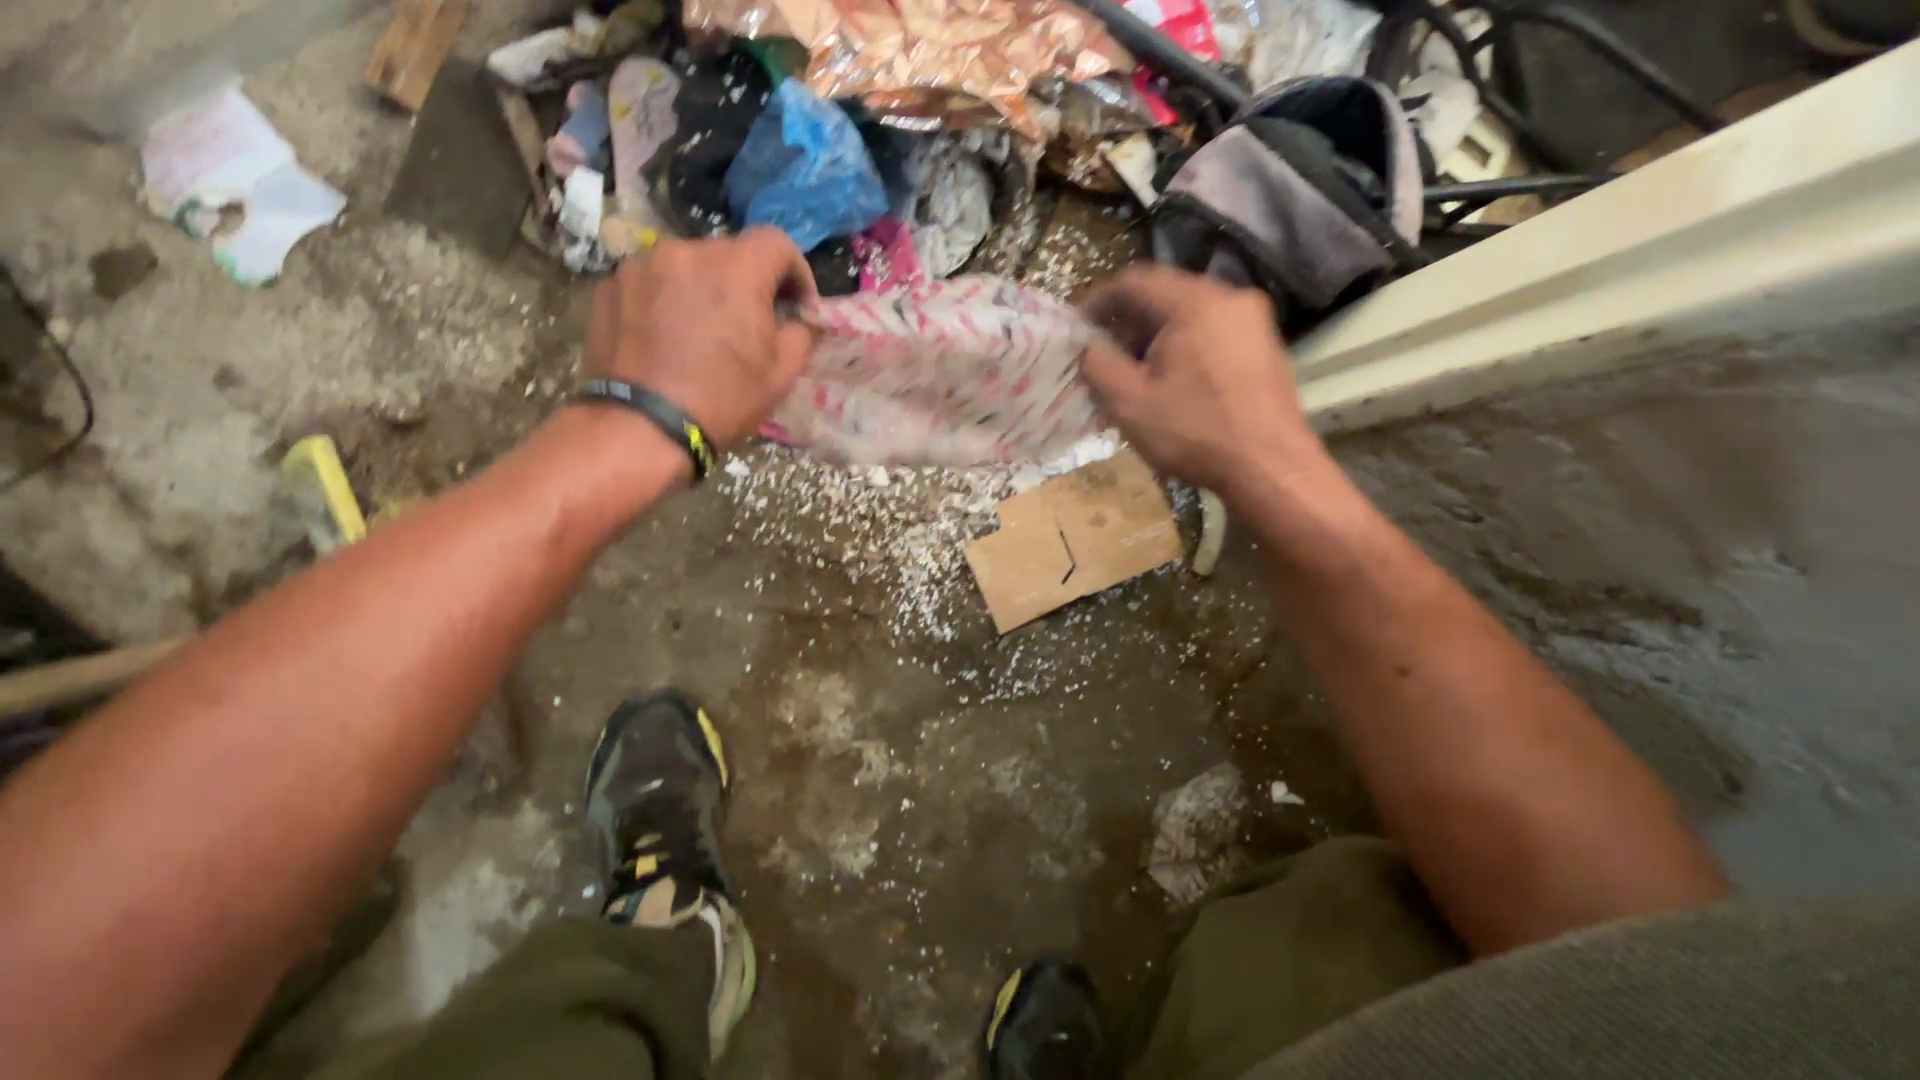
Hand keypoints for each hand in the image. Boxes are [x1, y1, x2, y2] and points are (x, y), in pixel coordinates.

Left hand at [580, 230, 817, 446]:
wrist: (639, 427)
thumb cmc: (721, 400)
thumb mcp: (781, 374)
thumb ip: (802, 333)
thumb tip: (802, 319)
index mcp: (736, 267)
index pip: (777, 243)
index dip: (795, 272)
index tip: (796, 306)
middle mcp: (687, 251)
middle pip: (729, 254)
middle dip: (746, 284)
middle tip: (748, 325)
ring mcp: (642, 264)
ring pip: (687, 267)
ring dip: (702, 290)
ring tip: (701, 332)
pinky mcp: (610, 285)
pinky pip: (652, 282)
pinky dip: (666, 300)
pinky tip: (665, 337)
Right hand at [1079, 266, 1330, 501]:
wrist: (1271, 467)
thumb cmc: (1195, 433)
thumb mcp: (1129, 403)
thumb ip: (1097, 365)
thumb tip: (1086, 348)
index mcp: (1193, 302)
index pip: (1133, 281)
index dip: (1097, 303)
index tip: (1078, 332)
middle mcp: (1228, 297)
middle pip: (1163, 294)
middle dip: (1127, 323)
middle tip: (1104, 357)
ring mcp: (1253, 319)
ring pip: (1189, 313)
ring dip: (1155, 338)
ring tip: (1135, 375)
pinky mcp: (1265, 344)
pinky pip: (1213, 331)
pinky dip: (1185, 347)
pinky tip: (1173, 382)